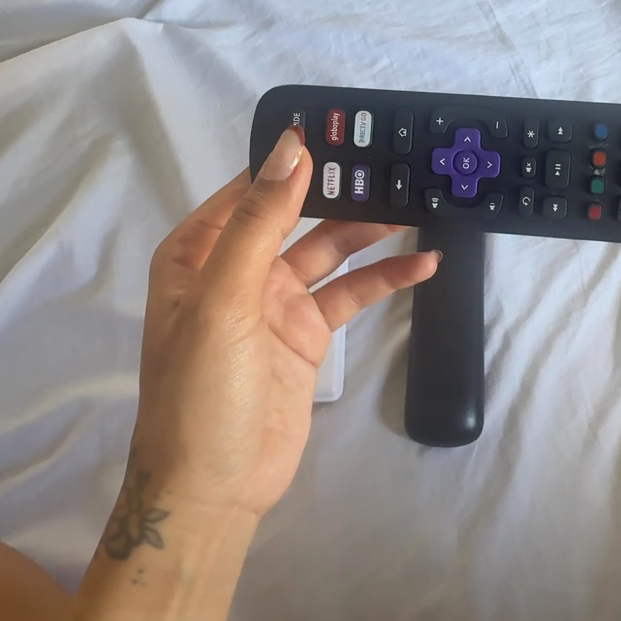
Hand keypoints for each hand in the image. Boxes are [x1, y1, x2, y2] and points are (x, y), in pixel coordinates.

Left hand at [135, 129, 438, 520]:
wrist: (216, 488)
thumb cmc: (200, 391)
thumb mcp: (225, 299)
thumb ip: (259, 222)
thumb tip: (289, 149)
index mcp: (198, 253)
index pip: (250, 189)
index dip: (291, 160)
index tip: (341, 131)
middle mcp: (237, 269)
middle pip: (296, 215)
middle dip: (340, 192)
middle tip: (392, 165)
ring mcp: (276, 301)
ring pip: (331, 250)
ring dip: (371, 231)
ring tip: (417, 206)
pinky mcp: (308, 333)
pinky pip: (351, 293)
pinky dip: (385, 277)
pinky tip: (422, 263)